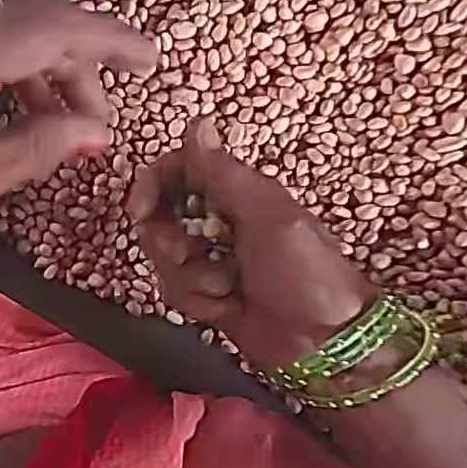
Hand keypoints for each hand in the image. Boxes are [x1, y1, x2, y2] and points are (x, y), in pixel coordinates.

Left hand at [0, 0, 157, 274]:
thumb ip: (39, 146)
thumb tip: (99, 130)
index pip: (52, 28)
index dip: (109, 40)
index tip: (149, 58)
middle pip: (30, 14)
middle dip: (75, 60)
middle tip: (94, 116)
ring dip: (37, 54)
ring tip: (55, 112)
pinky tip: (7, 80)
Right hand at [126, 118, 377, 367]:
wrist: (326, 344)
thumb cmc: (305, 271)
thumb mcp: (266, 216)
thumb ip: (223, 173)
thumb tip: (197, 123)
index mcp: (236, 192)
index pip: (176, 171)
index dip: (151, 186)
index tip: (139, 211)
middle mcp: (218, 220)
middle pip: (160, 217)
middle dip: (169, 242)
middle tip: (190, 255)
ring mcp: (211, 258)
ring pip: (164, 258)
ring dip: (191, 278)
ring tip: (228, 289)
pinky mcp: (207, 293)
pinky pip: (176, 290)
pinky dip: (199, 302)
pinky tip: (228, 309)